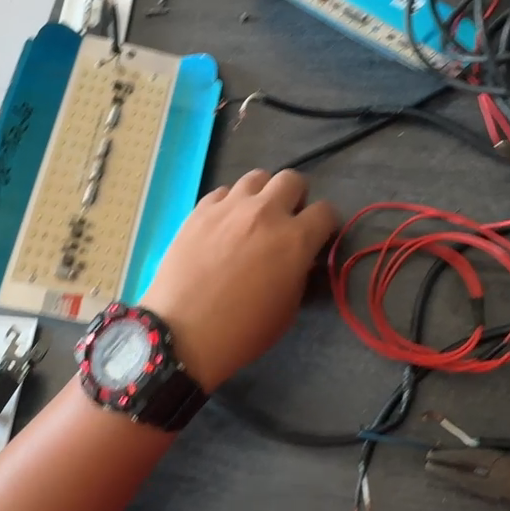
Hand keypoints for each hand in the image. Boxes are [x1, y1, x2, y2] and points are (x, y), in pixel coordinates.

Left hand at [138, 169, 338, 391]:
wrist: (183, 332)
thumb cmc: (243, 330)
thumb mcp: (288, 308)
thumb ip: (301, 272)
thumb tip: (303, 257)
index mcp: (295, 238)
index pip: (326, 211)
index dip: (326, 224)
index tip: (319, 236)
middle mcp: (266, 212)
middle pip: (292, 179)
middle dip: (296, 197)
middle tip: (287, 220)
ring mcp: (230, 206)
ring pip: (257, 177)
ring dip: (263, 194)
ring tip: (254, 216)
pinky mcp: (200, 209)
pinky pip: (223, 192)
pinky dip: (230, 203)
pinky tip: (224, 224)